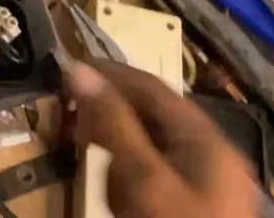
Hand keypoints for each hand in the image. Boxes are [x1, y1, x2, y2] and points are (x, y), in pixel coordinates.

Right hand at [63, 57, 257, 217]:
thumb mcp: (142, 181)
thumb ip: (111, 123)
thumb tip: (77, 69)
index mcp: (206, 141)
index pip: (150, 86)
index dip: (107, 73)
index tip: (64, 72)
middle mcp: (210, 154)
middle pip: (150, 113)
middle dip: (107, 110)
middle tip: (67, 114)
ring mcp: (203, 185)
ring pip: (148, 142)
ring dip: (113, 140)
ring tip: (83, 149)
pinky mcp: (191, 207)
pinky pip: (152, 172)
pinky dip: (125, 171)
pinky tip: (111, 188)